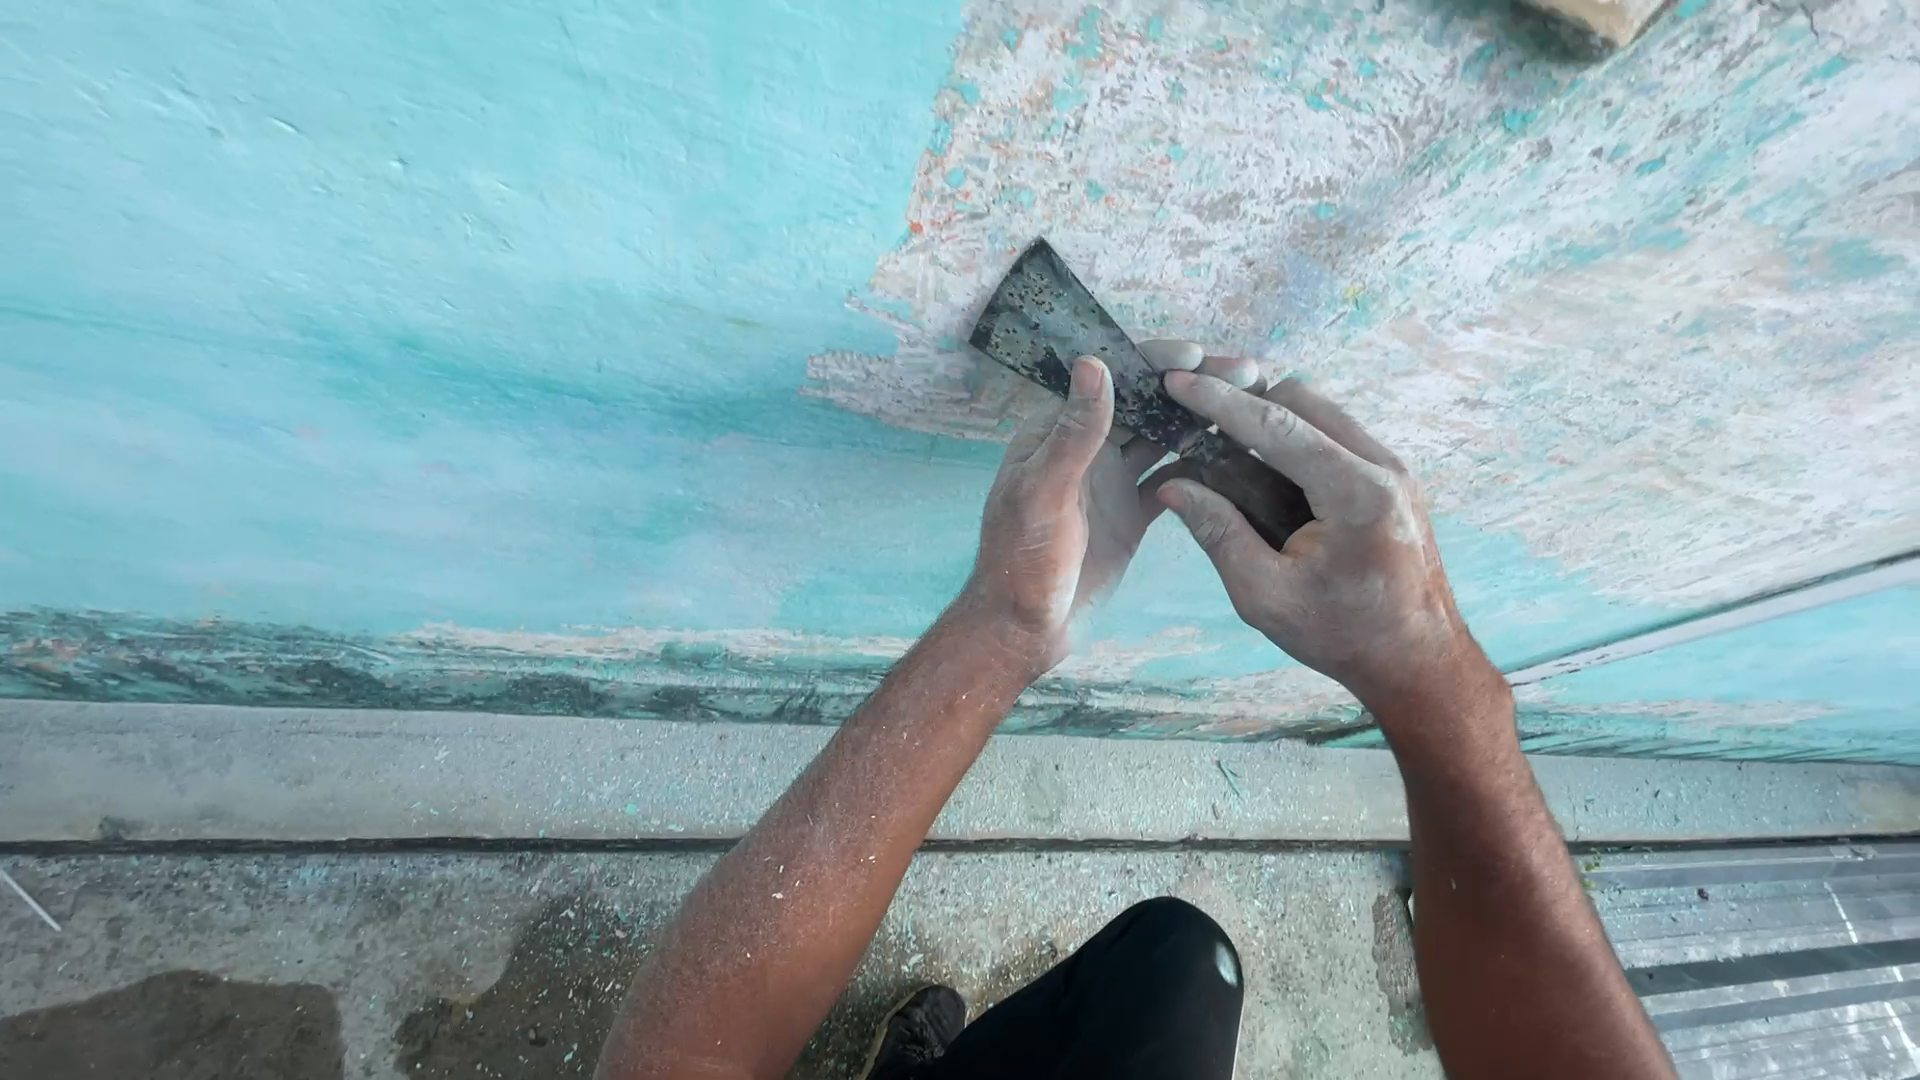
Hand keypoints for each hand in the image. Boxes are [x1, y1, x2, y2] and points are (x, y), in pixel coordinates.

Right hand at [1156, 370, 1503, 714]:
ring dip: (1266, 416)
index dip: (1219, 402)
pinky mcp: (1389, 478)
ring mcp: (1392, 468)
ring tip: (1216, 437)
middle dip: (1243, 398)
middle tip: (1191, 413)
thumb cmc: (1342, 635)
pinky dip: (1288, 435)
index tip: (1177, 383)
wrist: (1418, 661)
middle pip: (1301, 400)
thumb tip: (1170, 486)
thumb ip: (1217, 533)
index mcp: (1357, 494)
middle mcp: (1383, 466)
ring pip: (1318, 411)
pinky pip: (1330, 433)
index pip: (1276, 427)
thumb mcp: (1264, 595)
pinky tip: (1256, 463)